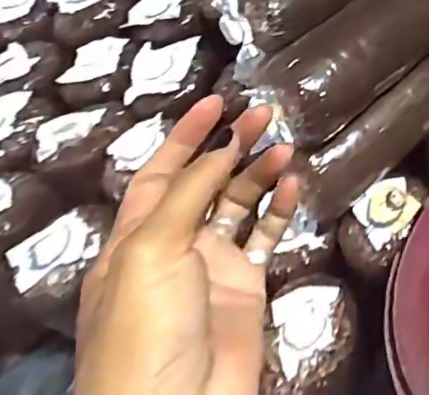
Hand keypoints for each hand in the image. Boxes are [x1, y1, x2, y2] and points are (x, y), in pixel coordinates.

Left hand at [75, 96, 300, 394]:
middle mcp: (173, 245)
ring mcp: (211, 264)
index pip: (159, 174)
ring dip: (260, 173)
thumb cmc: (145, 328)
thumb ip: (188, 193)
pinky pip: (265, 233)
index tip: (217, 101)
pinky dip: (280, 206)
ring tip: (286, 148)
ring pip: (239, 203)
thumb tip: (223, 143)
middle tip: (265, 112)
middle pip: (205, 181)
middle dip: (231, 145)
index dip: (184, 136)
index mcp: (134, 240)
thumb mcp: (151, 252)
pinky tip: (294, 184)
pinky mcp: (245, 282)